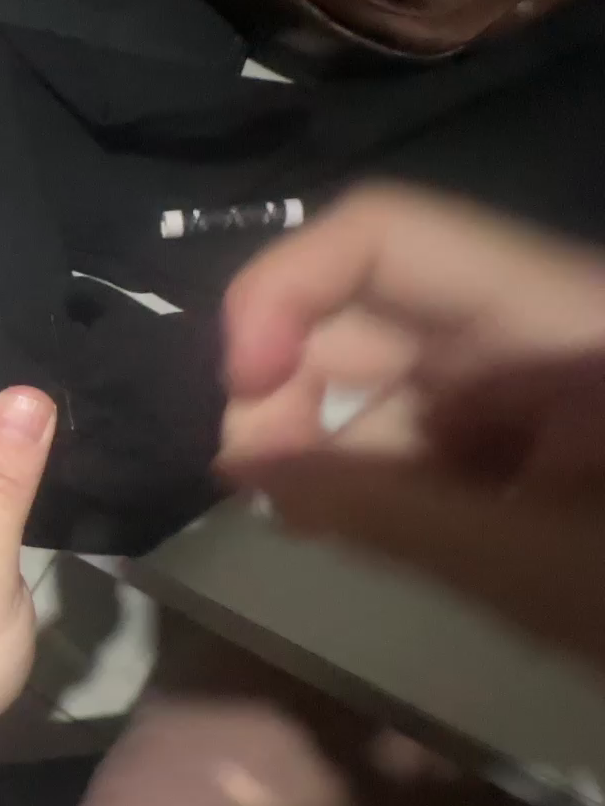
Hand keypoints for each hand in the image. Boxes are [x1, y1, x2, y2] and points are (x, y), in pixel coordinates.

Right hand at [218, 183, 604, 670]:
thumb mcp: (551, 569)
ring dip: (307, 441)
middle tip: (257, 482)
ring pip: (355, 372)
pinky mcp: (505, 418)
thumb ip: (380, 510)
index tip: (247, 385)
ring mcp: (513, 371)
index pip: (383, 236)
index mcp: (569, 316)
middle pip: (348, 312)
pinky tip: (344, 518)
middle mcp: (527, 322)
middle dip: (281, 391)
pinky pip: (387, 417)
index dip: (282, 291)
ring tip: (305, 518)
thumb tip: (236, 470)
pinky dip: (347, 467)